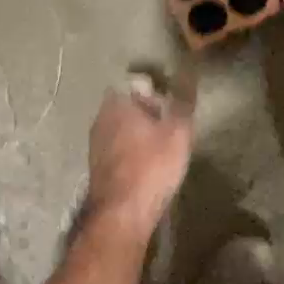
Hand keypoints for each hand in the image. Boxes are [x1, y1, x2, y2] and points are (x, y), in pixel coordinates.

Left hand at [85, 73, 193, 238]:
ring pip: (122, 129)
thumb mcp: (178, 131)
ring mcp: (95, 144)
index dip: (159, 93)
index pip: (139, 83)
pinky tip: (146, 169)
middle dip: (149, 114)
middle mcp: (100, 117)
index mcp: (117, 101)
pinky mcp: (97, 167)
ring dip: (140, 136)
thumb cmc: (153, 166)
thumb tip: (188, 72)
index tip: (174, 108)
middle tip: (171, 130)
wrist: (123, 212)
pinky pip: (118, 151)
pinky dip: (132, 154)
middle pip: (129, 106)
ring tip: (161, 152)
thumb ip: (182, 101)